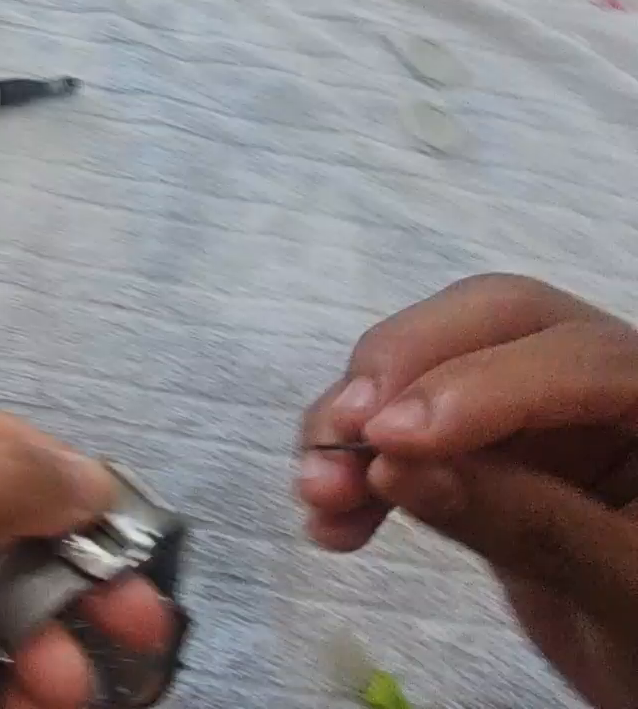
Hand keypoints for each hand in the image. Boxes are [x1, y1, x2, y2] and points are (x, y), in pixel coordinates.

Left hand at [0, 397, 175, 708]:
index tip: (129, 536)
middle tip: (141, 629)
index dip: (65, 477)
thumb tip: (91, 474)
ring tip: (55, 686)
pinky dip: (11, 676)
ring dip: (47, 639)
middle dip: (73, 573)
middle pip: (12, 520)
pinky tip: (27, 700)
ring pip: (5, 594)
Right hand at [298, 275, 637, 706]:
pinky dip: (343, 461)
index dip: (474, 385)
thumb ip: (534, 528)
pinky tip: (328, 516)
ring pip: (411, 367)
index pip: (576, 356)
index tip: (389, 443)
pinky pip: (381, 420)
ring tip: (317, 492)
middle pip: (481, 322)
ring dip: (347, 424)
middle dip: (391, 374)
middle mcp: (598, 386)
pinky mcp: (463, 438)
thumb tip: (394, 468)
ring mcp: (525, 408)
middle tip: (344, 434)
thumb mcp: (634, 599)